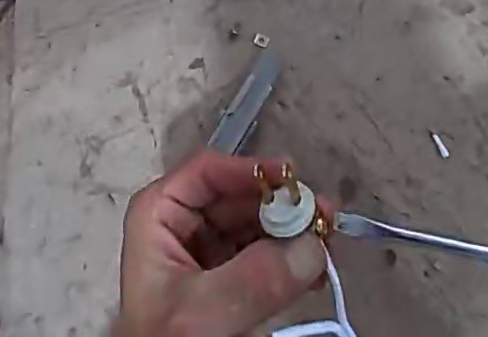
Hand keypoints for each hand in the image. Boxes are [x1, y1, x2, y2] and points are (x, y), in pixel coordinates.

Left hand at [116, 151, 327, 336]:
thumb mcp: (200, 317)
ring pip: (262, 220)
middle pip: (244, 195)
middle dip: (285, 205)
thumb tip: (312, 246)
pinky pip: (271, 252)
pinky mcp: (233, 276)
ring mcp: (212, 249)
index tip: (291, 179)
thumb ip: (253, 280)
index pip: (209, 170)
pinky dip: (296, 258)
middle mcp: (187, 221)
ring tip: (327, 245)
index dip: (251, 169)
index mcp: (160, 214)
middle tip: (324, 217)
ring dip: (297, 231)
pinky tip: (317, 271)